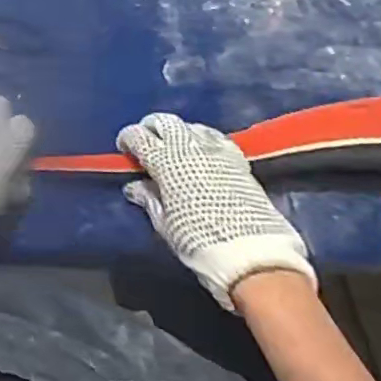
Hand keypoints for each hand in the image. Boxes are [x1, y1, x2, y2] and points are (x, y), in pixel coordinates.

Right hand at [117, 113, 315, 310]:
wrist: (255, 259)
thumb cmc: (200, 241)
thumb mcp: (165, 223)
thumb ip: (149, 199)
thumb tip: (137, 187)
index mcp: (164, 162)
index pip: (137, 135)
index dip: (127, 139)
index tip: (125, 151)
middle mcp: (189, 150)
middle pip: (165, 122)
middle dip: (152, 128)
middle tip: (148, 142)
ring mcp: (217, 154)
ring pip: (193, 127)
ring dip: (180, 133)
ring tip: (177, 148)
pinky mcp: (240, 164)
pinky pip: (218, 140)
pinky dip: (206, 141)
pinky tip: (205, 155)